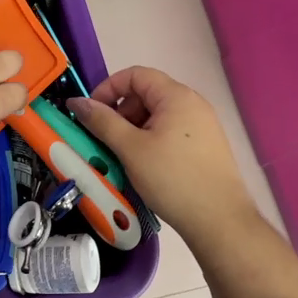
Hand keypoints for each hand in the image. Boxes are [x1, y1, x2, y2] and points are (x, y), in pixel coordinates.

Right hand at [69, 67, 254, 237]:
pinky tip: (147, 167)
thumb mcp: (130, 149)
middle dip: (121, 113)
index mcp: (176, 96)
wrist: (221, 222)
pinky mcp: (207, 146)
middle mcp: (193, 103)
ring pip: (158, 116)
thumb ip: (102, 121)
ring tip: (126, 158)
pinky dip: (152, 141)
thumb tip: (77, 101)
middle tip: (109, 141)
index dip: (108, 89)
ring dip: (135, 130)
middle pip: (147, 94)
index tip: (92, 114)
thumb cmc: (173, 179)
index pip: (135, 75)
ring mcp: (203, 125)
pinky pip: (172, 132)